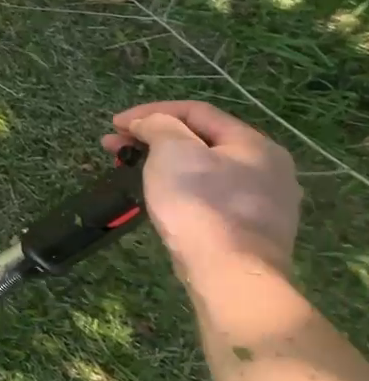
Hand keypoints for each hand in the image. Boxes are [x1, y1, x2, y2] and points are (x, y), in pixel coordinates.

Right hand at [103, 101, 300, 277]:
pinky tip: (155, 188)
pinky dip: (176, 180)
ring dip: (159, 157)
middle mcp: (267, 168)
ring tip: (125, 165)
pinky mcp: (249, 222)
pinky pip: (208, 188)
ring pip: (201, 164)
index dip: (150, 111)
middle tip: (112, 144)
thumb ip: (159, 125)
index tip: (115, 124)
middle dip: (151, 136)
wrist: (229, 270)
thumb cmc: (200, 202)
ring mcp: (262, 198)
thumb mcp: (173, 151)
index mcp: (255, 146)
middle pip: (199, 138)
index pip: (197, 112)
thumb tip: (148, 124)